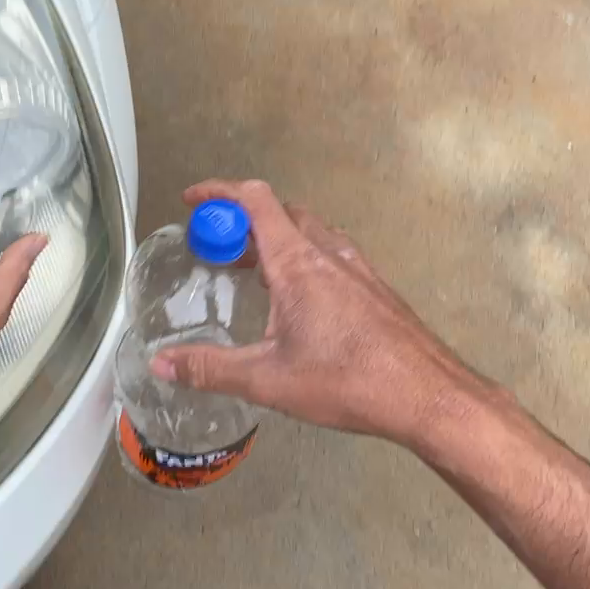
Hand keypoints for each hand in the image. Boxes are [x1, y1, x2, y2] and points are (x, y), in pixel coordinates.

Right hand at [151, 180, 502, 452]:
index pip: (255, 200)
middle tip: (217, 248)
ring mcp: (356, 268)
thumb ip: (209, 369)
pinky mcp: (374, 287)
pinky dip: (300, 257)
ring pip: (308, 231)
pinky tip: (296, 301)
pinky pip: (328, 253)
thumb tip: (160, 364)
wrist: (429, 396)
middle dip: (242, 220)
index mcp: (297, 262)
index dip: (220, 192)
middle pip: (280, 212)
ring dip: (274, 238)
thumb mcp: (267, 379)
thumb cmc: (347, 380)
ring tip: (251, 271)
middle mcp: (327, 253)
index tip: (193, 201)